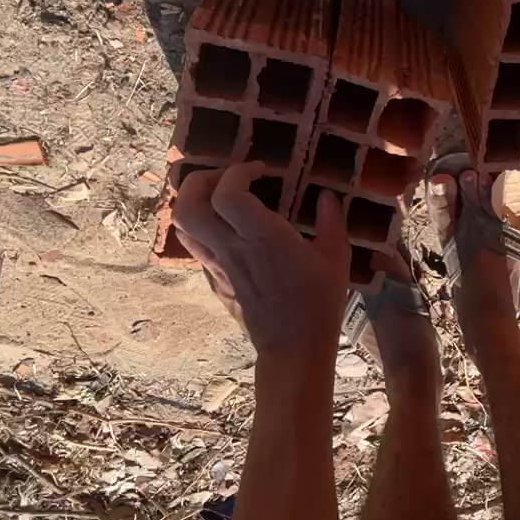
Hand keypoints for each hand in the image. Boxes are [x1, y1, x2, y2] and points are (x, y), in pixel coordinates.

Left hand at [172, 162, 348, 364]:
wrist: (293, 348)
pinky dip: (204, 225)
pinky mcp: (213, 280)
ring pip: (183, 224)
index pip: (227, 193)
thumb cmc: (318, 302)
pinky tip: (230, 228)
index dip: (238, 172)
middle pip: (189, 203)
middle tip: (230, 176)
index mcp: (263, 237)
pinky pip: (196, 245)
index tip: (261, 171)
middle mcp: (231, 248)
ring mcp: (216, 266)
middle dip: (203, 179)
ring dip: (196, 200)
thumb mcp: (337, 257)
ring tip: (222, 196)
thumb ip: (331, 220)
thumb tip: (326, 196)